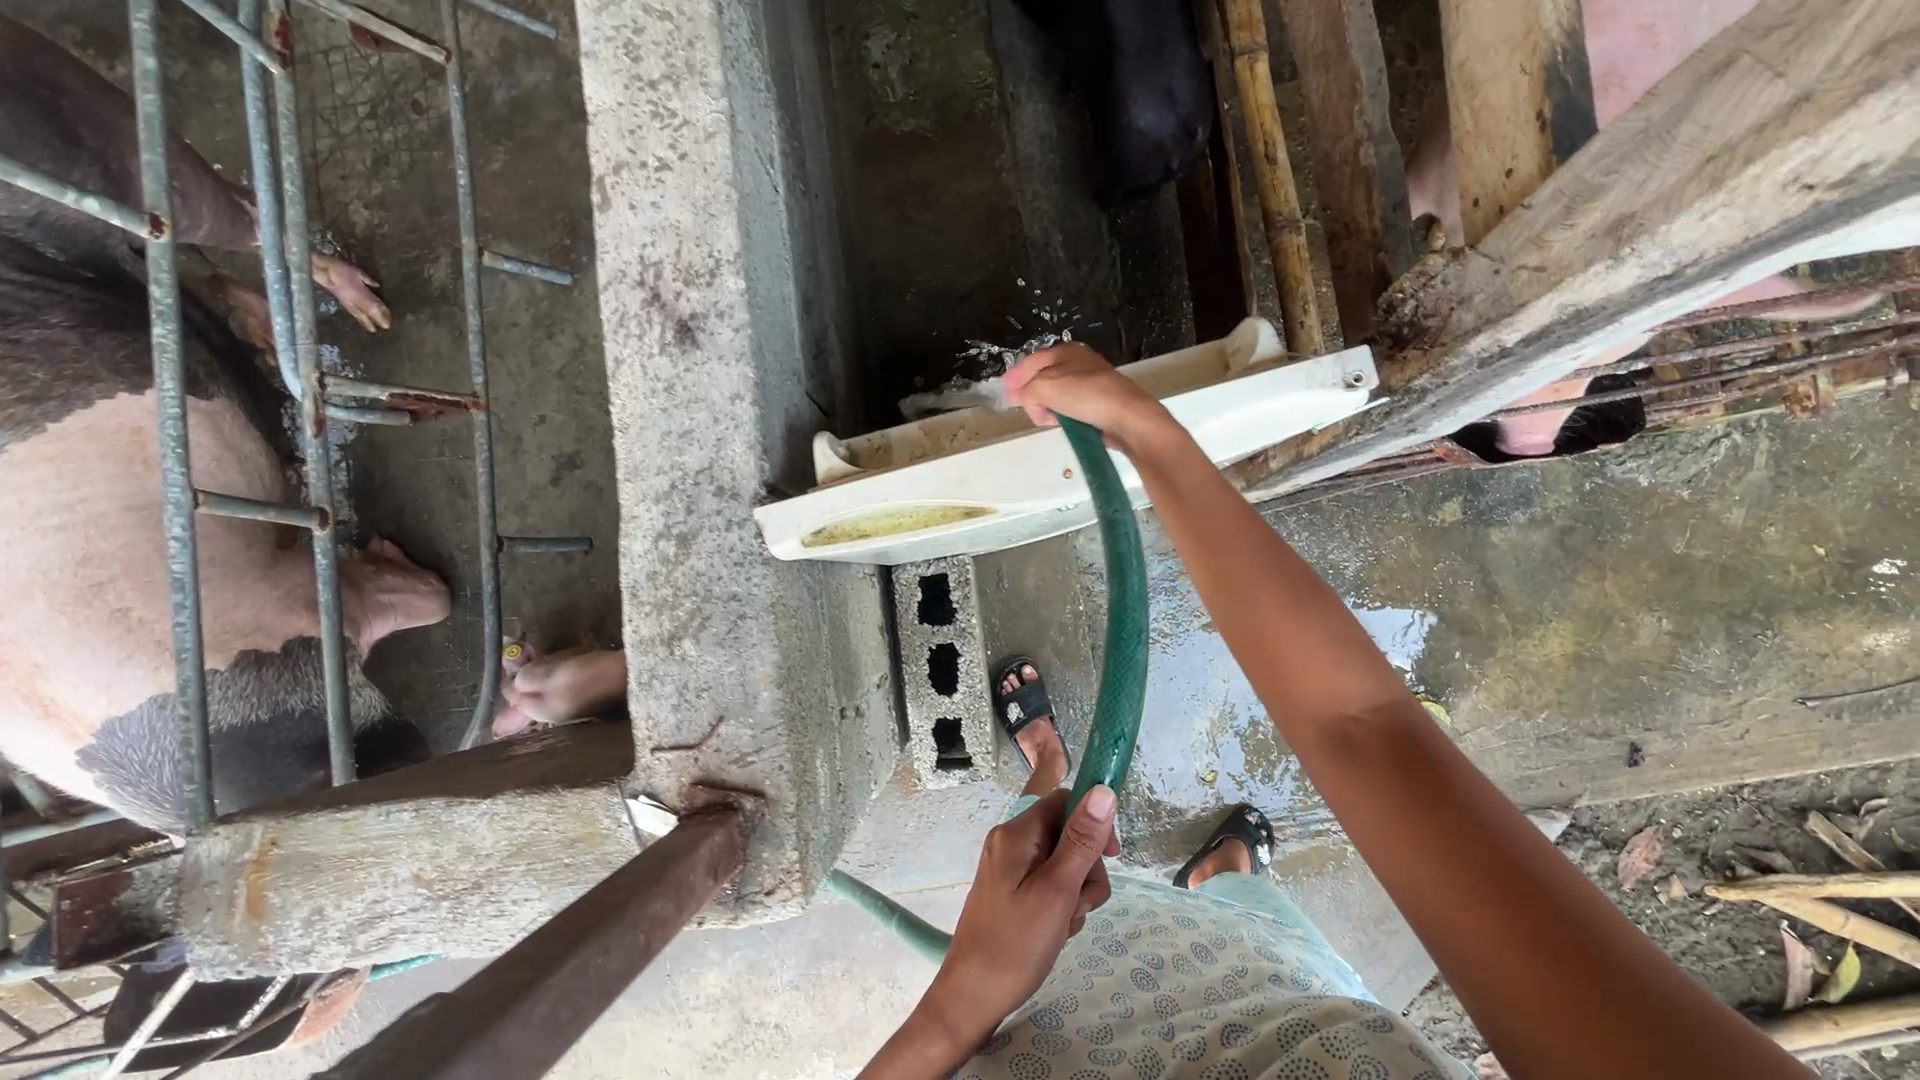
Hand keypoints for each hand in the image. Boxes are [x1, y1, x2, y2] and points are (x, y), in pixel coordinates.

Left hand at [913, 786, 1120, 1054]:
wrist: (973, 996)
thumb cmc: (1016, 944)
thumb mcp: (1057, 890)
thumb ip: (1082, 840)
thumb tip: (1103, 790)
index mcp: (1016, 832)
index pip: (1064, 800)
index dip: (1093, 822)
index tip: (1111, 855)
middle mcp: (1010, 841)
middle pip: (1068, 833)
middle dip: (1085, 869)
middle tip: (1077, 904)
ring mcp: (1010, 867)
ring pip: (1064, 862)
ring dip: (1076, 892)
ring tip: (1065, 923)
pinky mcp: (1013, 890)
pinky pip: (1050, 883)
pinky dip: (1061, 904)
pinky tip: (1057, 930)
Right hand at [1001, 344, 1173, 454]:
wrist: (1126, 415)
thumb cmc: (1084, 395)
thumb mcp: (1044, 387)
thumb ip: (1026, 391)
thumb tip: (1027, 400)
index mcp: (1064, 351)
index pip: (1030, 362)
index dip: (1015, 377)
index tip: (1004, 392)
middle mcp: (1076, 362)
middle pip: (1042, 378)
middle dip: (1030, 394)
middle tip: (1024, 408)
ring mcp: (1088, 382)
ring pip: (1056, 394)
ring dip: (1047, 407)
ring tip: (1050, 418)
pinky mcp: (1097, 402)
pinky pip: (1070, 407)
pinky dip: (1063, 415)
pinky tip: (1065, 423)